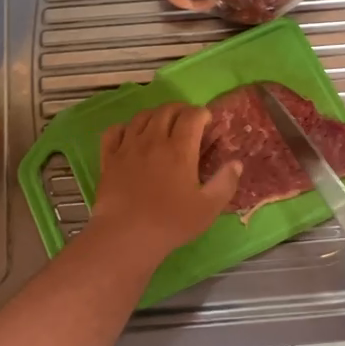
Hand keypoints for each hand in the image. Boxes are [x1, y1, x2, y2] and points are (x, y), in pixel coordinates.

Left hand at [89, 103, 241, 260]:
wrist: (127, 235)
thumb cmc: (171, 222)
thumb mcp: (208, 207)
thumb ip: (225, 182)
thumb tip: (236, 163)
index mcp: (179, 149)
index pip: (191, 116)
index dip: (201, 113)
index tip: (206, 121)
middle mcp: (153, 140)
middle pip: (166, 110)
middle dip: (180, 109)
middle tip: (187, 120)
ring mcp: (128, 147)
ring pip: (141, 117)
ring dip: (155, 115)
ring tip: (161, 125)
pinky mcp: (108, 158)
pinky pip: (114, 131)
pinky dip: (124, 127)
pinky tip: (130, 135)